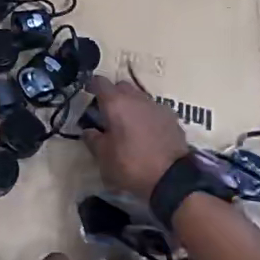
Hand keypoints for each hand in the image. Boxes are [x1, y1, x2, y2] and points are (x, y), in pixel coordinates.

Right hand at [83, 76, 190, 200]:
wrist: (172, 177)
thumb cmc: (131, 165)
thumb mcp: (104, 157)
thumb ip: (93, 140)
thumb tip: (88, 131)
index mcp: (116, 103)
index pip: (100, 82)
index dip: (92, 86)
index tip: (88, 94)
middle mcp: (136, 98)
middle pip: (121, 86)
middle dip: (113, 94)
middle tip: (107, 112)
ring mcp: (156, 105)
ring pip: (139, 96)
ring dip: (131, 104)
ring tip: (127, 124)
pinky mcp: (172, 117)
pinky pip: (154, 109)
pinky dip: (147, 115)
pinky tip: (147, 132)